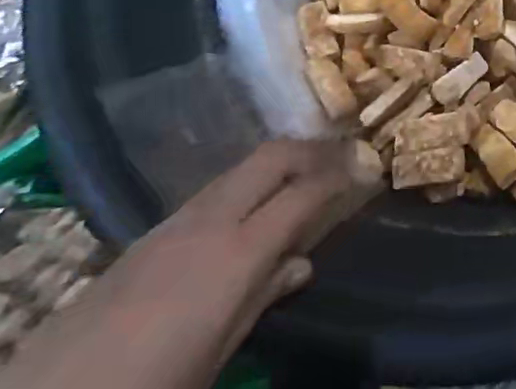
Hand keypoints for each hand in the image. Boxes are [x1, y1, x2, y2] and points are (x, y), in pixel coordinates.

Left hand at [0, 140, 378, 388]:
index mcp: (235, 255)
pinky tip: (249, 212)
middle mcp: (209, 222)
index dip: (338, 176)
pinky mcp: (148, 235)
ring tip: (303, 177)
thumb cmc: (148, 388)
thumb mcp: (215, 358)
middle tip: (341, 157)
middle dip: (311, 150)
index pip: (302, 195)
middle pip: (270, 158)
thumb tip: (301, 262)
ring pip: (240, 170)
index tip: (367, 166)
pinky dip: (245, 187)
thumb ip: (261, 299)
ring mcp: (174, 223)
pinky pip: (212, 192)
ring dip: (277, 164)